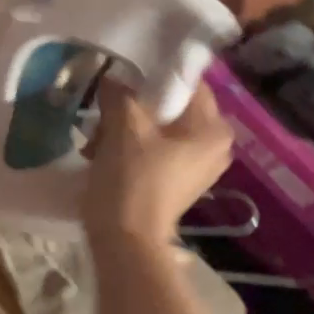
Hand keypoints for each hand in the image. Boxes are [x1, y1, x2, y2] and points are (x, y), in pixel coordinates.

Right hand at [85, 82, 233, 247]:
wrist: (125, 236)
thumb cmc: (131, 179)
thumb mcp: (122, 129)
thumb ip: (119, 96)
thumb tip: (112, 77)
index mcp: (213, 129)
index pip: (188, 85)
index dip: (152, 78)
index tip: (119, 82)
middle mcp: (215, 146)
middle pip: (170, 110)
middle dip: (131, 111)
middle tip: (102, 120)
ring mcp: (198, 168)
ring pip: (158, 132)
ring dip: (124, 132)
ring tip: (97, 144)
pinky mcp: (177, 184)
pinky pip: (154, 153)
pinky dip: (129, 151)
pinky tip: (105, 160)